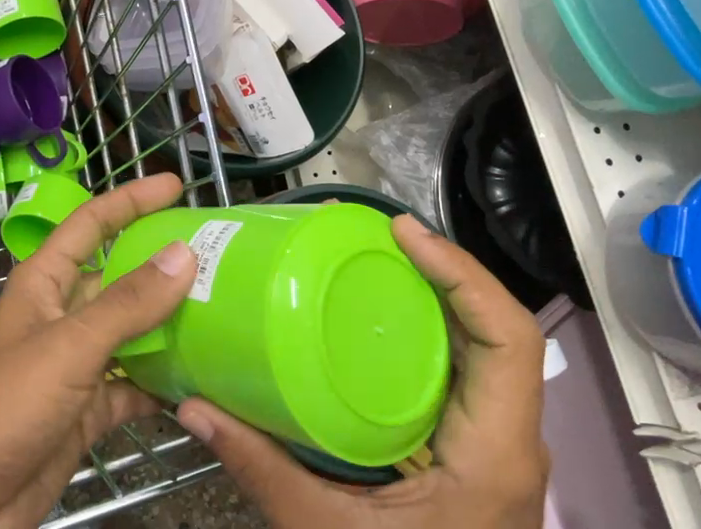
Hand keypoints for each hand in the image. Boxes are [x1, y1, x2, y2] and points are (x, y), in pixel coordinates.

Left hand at [0, 173, 196, 528]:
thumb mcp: (66, 349)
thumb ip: (125, 305)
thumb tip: (184, 252)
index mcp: (43, 283)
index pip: (90, 224)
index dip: (130, 200)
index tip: (176, 184)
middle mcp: (59, 316)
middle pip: (116, 278)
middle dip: (162, 266)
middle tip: (222, 259)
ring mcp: (72, 366)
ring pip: (129, 334)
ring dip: (170, 327)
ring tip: (228, 315)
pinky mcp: (83, 412)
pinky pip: (131, 389)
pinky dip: (163, 386)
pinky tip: (203, 383)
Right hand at [176, 215, 549, 528]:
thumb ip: (261, 469)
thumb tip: (191, 404)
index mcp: (492, 453)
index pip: (508, 338)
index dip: (464, 274)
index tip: (402, 233)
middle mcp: (507, 439)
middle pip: (496, 331)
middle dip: (442, 271)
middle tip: (373, 237)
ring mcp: (494, 447)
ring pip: (483, 350)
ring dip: (437, 298)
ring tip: (372, 265)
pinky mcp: (473, 455)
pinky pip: (461, 374)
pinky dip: (426, 335)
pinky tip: (375, 328)